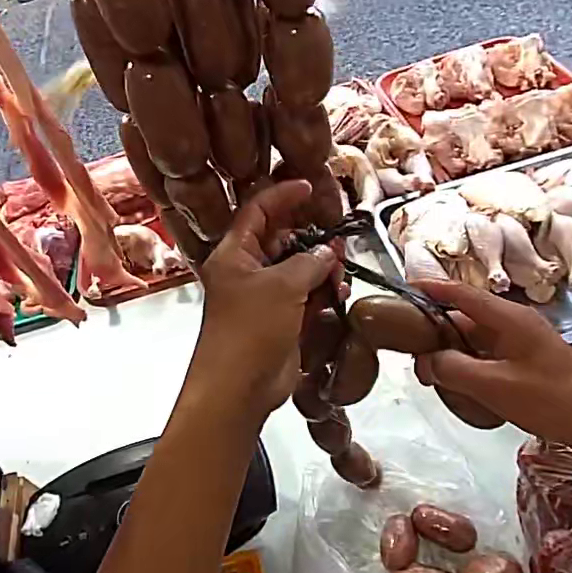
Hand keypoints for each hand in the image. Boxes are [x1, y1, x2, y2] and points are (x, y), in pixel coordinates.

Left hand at [188, 181, 338, 418]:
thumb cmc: (250, 330)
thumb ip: (309, 261)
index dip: (282, 196)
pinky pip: (304, 296)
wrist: (240, 387)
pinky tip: (338, 295)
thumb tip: (328, 252)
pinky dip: (321, 294)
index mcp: (233, 253)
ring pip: (297, 269)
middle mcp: (246, 270)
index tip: (308, 185)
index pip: (256, 211)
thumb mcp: (282, 286)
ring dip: (320, 269)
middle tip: (337, 239)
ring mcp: (264, 296)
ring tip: (338, 276)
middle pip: (281, 240)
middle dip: (310, 238)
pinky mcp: (280, 319)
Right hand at [412, 280, 571, 462]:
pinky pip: (484, 355)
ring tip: (431, 377)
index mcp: (508, 317)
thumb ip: (450, 369)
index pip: (460, 292)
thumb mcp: (493, 386)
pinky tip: (457, 387)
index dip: (429, 288)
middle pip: (462, 317)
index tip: (400, 290)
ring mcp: (519, 342)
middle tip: (410, 356)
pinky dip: (466, 366)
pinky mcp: (524, 361)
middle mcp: (512, 322)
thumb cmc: (552, 400)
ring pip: (471, 339)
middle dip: (434, 333)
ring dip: (450, 355)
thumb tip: (422, 362)